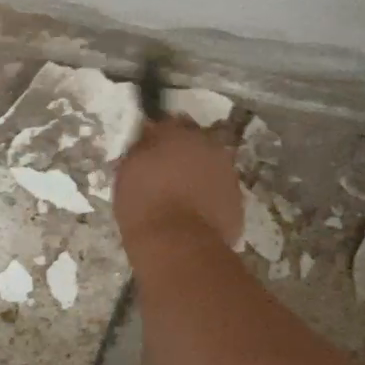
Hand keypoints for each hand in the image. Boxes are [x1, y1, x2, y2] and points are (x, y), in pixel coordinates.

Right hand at [113, 119, 242, 249]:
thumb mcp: (127, 171)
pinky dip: (206, 194)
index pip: (169, 121)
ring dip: (196, 171)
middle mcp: (210, 147)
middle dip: (181, 150)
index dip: (157, 132)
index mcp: (179, 135)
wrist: (178, 243)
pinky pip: (218, 188)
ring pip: (209, 165)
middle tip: (162, 167)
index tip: (146, 143)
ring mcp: (228, 173)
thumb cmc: (143, 202)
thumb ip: (140, 150)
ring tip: (177, 191)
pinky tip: (190, 209)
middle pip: (195, 141)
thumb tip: (147, 137)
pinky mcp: (238, 199)